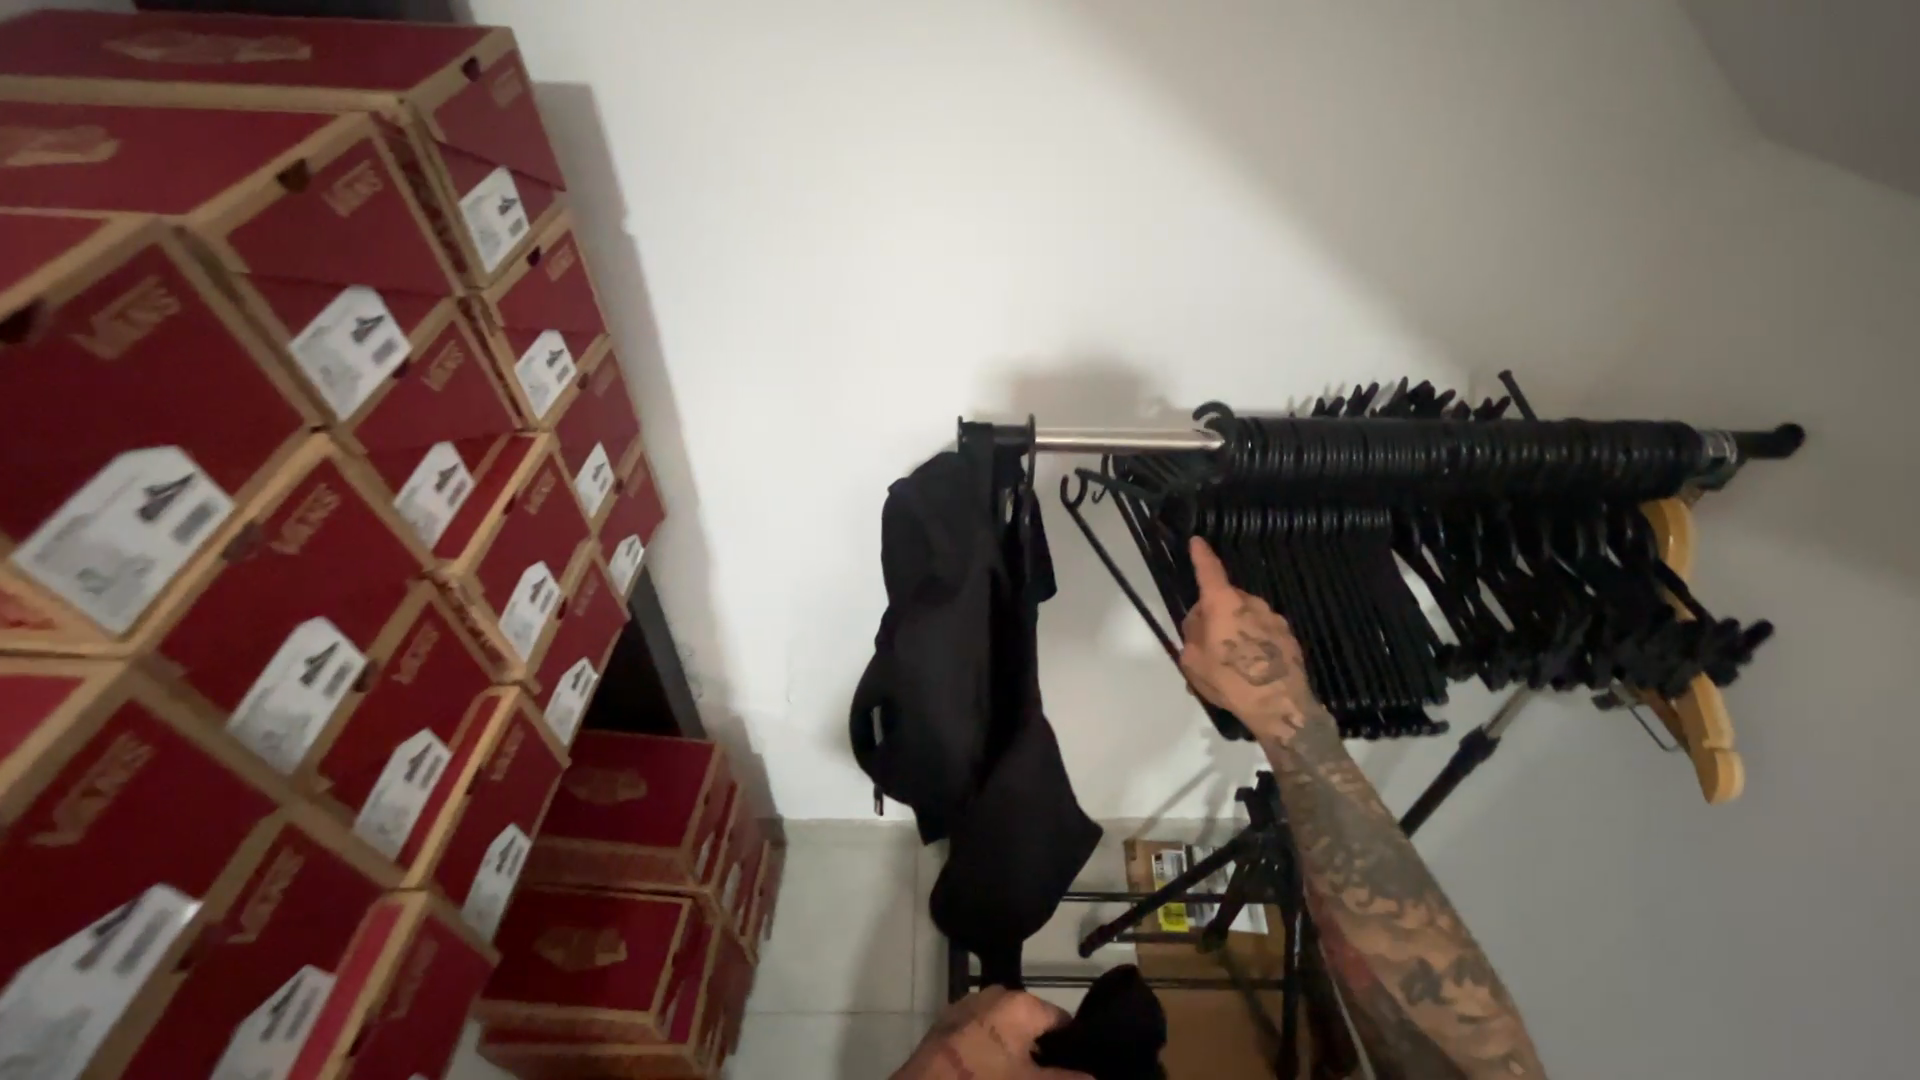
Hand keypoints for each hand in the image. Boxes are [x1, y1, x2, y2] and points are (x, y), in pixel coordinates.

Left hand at [892, 989, 1091, 1079]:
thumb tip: (1096, 1077)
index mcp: (1019, 1003)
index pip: (1061, 1020)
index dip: (1072, 1047)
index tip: (1077, 1069)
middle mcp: (993, 996)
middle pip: (1031, 1024)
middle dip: (1041, 1053)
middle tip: (1046, 1077)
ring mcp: (966, 1009)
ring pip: (1003, 1031)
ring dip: (1014, 1054)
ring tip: (1018, 1076)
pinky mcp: (945, 1028)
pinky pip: (979, 1038)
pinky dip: (989, 1055)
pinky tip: (991, 1075)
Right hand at [1179, 536, 1325, 743]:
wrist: (1280, 706)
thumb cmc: (1229, 680)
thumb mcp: (1192, 662)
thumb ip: (1192, 636)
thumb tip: (1200, 626)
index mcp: (1224, 604)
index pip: (1210, 571)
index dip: (1201, 556)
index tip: (1197, 541)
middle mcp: (1252, 604)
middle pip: (1225, 601)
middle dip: (1213, 616)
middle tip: (1204, 646)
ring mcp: (1274, 620)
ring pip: (1245, 618)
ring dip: (1234, 632)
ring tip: (1227, 665)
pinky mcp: (1289, 638)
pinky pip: (1262, 634)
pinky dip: (1253, 645)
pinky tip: (1249, 670)